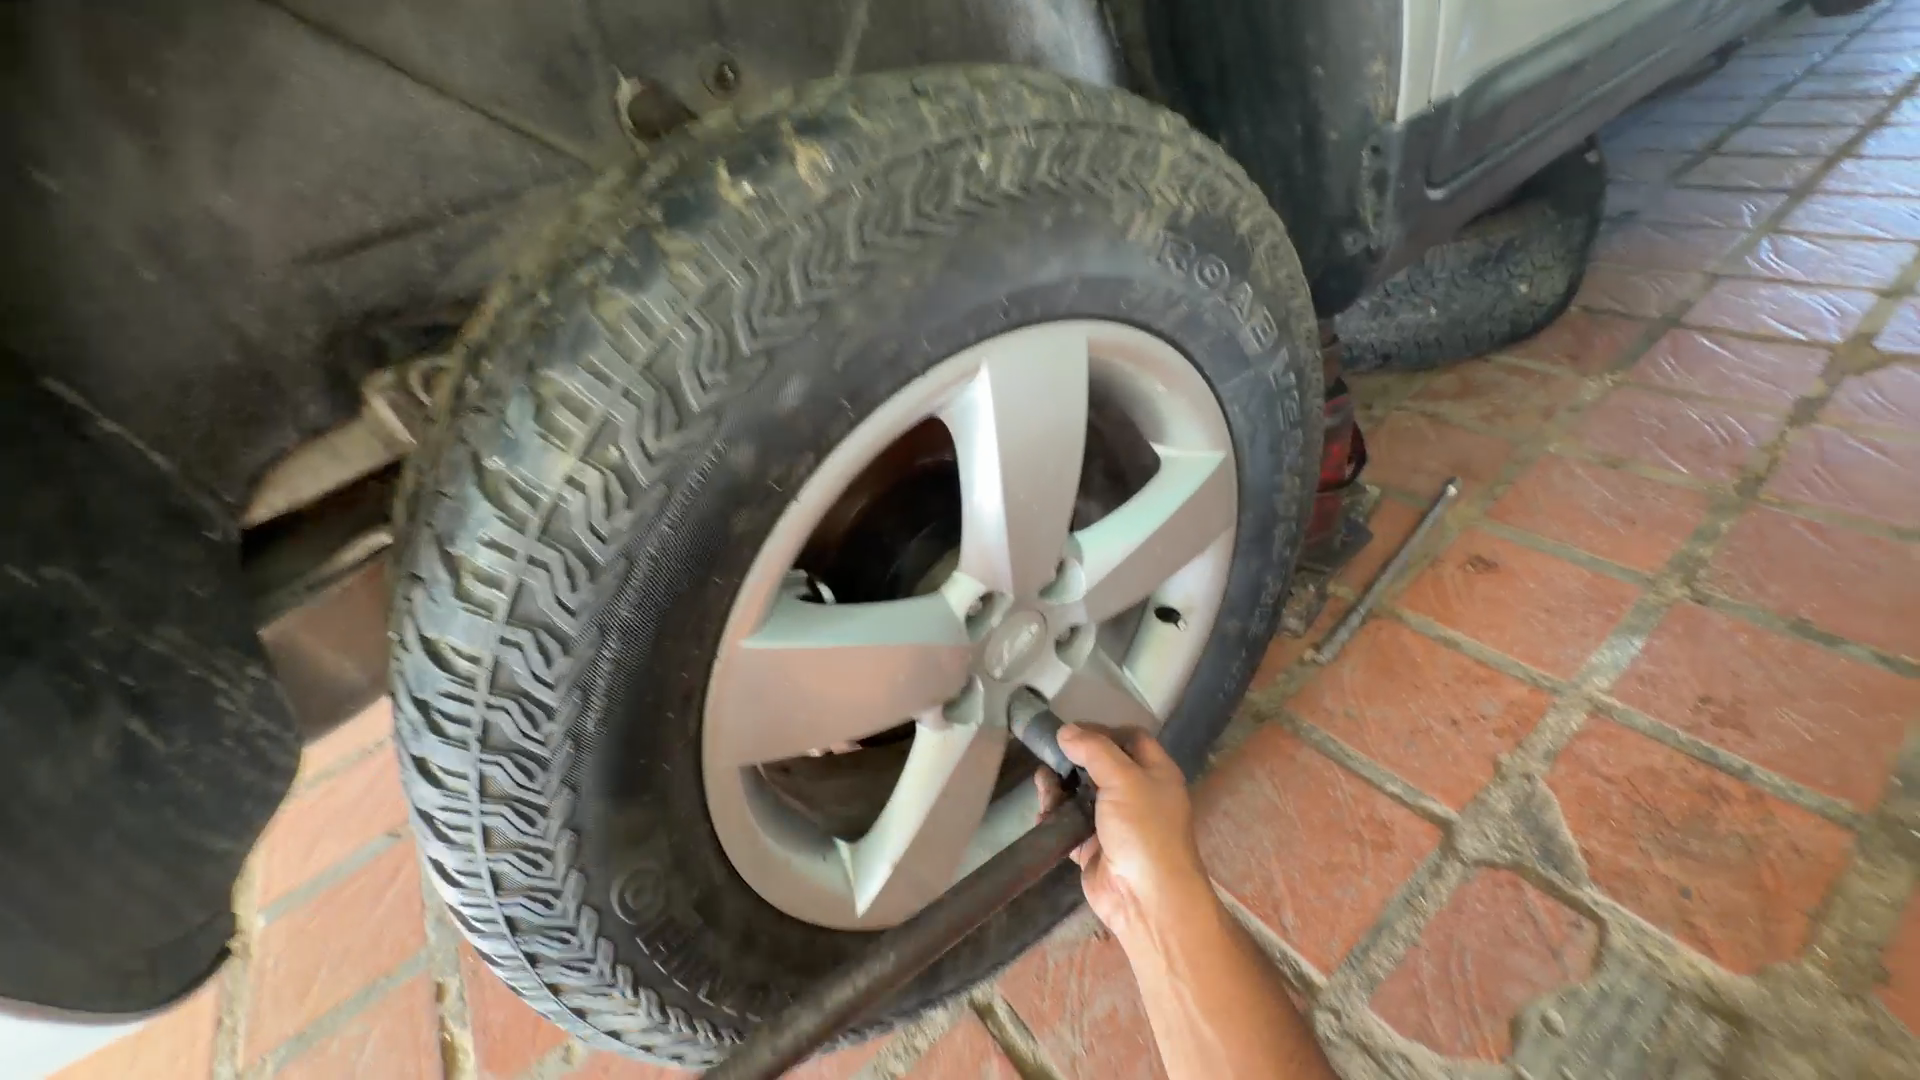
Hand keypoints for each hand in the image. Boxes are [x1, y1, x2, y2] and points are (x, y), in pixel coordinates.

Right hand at [1034, 725, 1213, 943]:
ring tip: (1042, 783)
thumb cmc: (1144, 830)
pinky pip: (1069, 825)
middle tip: (1049, 753)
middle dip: (1074, 760)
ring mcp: (1115, 822)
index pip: (1130, 739)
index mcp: (1156, 773)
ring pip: (1081, 795)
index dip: (1103, 730)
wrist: (1147, 899)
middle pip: (1101, 766)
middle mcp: (1137, 794)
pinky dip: (1055, 817)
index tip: (1072, 730)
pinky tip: (1042, 813)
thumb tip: (1065, 731)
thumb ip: (1094, 750)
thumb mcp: (1123, 779)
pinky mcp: (1094, 847)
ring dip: (1060, 788)